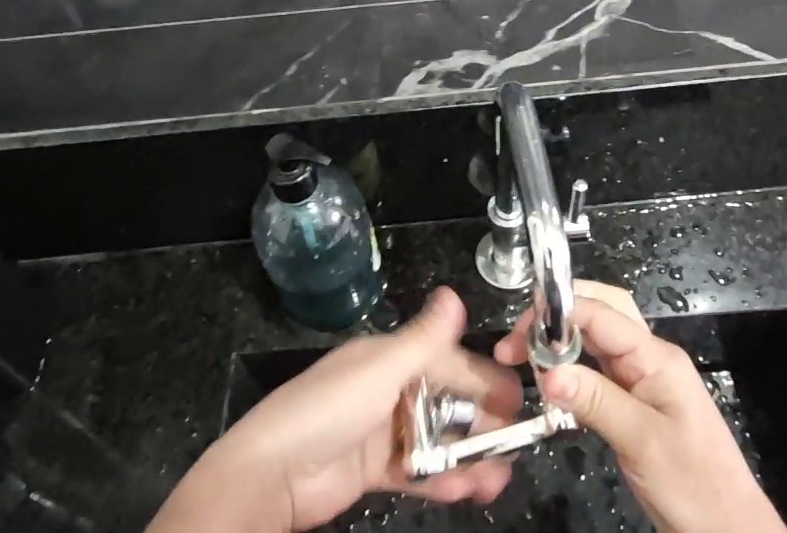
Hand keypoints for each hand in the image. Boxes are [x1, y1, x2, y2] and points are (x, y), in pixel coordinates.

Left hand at [148, 288, 523, 532]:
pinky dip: (442, 479)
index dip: (482, 378)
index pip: (447, 361)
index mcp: (388, 358)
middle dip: (481, 424)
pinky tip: (465, 491)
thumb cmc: (327, 410)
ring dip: (467, 458)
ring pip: (437, 440)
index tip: (517, 399)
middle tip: (512, 447)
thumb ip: (423, 338)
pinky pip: (419, 471)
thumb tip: (454, 294)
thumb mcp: (379, 370)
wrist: (270, 475)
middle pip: (446, 403)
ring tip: (495, 480)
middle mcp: (388, 389)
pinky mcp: (375, 470)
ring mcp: (382, 432)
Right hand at [494, 281, 786, 532]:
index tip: (519, 329)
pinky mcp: (636, 403)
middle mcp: (649, 358)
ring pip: (596, 341)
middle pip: (600, 313)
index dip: (559, 311)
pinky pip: (598, 371)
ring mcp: (644, 380)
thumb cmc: (694, 482)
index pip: (601, 313)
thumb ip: (596, 402)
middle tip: (517, 339)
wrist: (729, 528)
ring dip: (560, 342)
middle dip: (557, 316)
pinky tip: (551, 385)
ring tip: (523, 357)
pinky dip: (571, 370)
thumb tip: (547, 372)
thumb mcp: (643, 441)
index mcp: (656, 357)